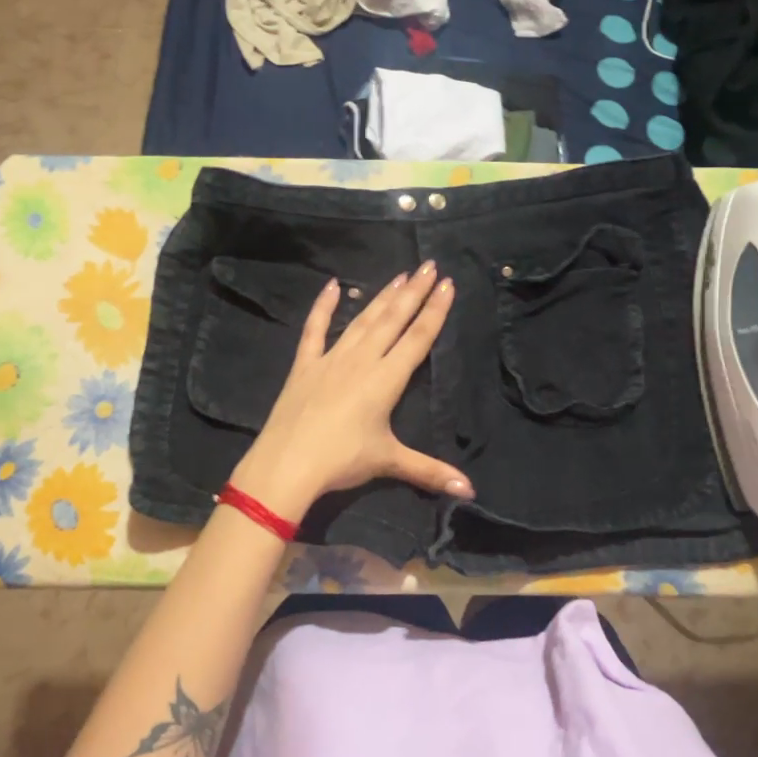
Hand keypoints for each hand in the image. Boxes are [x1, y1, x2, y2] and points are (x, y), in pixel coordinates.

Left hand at [228, 262, 473, 521]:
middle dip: (413, 292)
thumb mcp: (389, 462)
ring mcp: (331, 359)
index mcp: (386, 379)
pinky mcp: (305, 365)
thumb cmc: (341, 460)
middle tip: (428, 264)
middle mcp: (361, 360)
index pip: (417, 338)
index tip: (447, 283)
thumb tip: (470, 491)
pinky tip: (332, 286)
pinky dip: (323, 307)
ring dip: (382, 297)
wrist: (287, 463)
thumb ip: (430, 471)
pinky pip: (315, 329)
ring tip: (399, 275)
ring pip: (362, 320)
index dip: (435, 310)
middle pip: (393, 320)